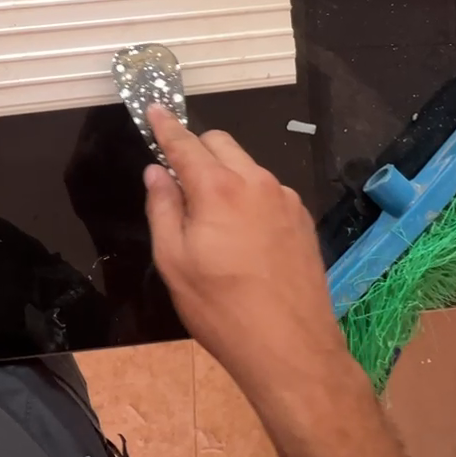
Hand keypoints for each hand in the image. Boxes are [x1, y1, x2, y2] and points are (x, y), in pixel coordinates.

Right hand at [143, 106, 345, 387]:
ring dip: (224, 174)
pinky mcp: (302, 218)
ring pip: (246, 165)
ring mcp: (284, 198)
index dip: (165, 125)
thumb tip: (156, 172)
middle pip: (220, 142)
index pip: (184, 143)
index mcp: (217, 188)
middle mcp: (255, 181)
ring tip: (214, 221)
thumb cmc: (220, 308)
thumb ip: (162, 208)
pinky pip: (267, 190)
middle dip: (196, 149)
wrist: (292, 349)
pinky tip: (245, 237)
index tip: (153, 106)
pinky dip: (248, 195)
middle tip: (179, 182)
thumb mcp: (174, 262)